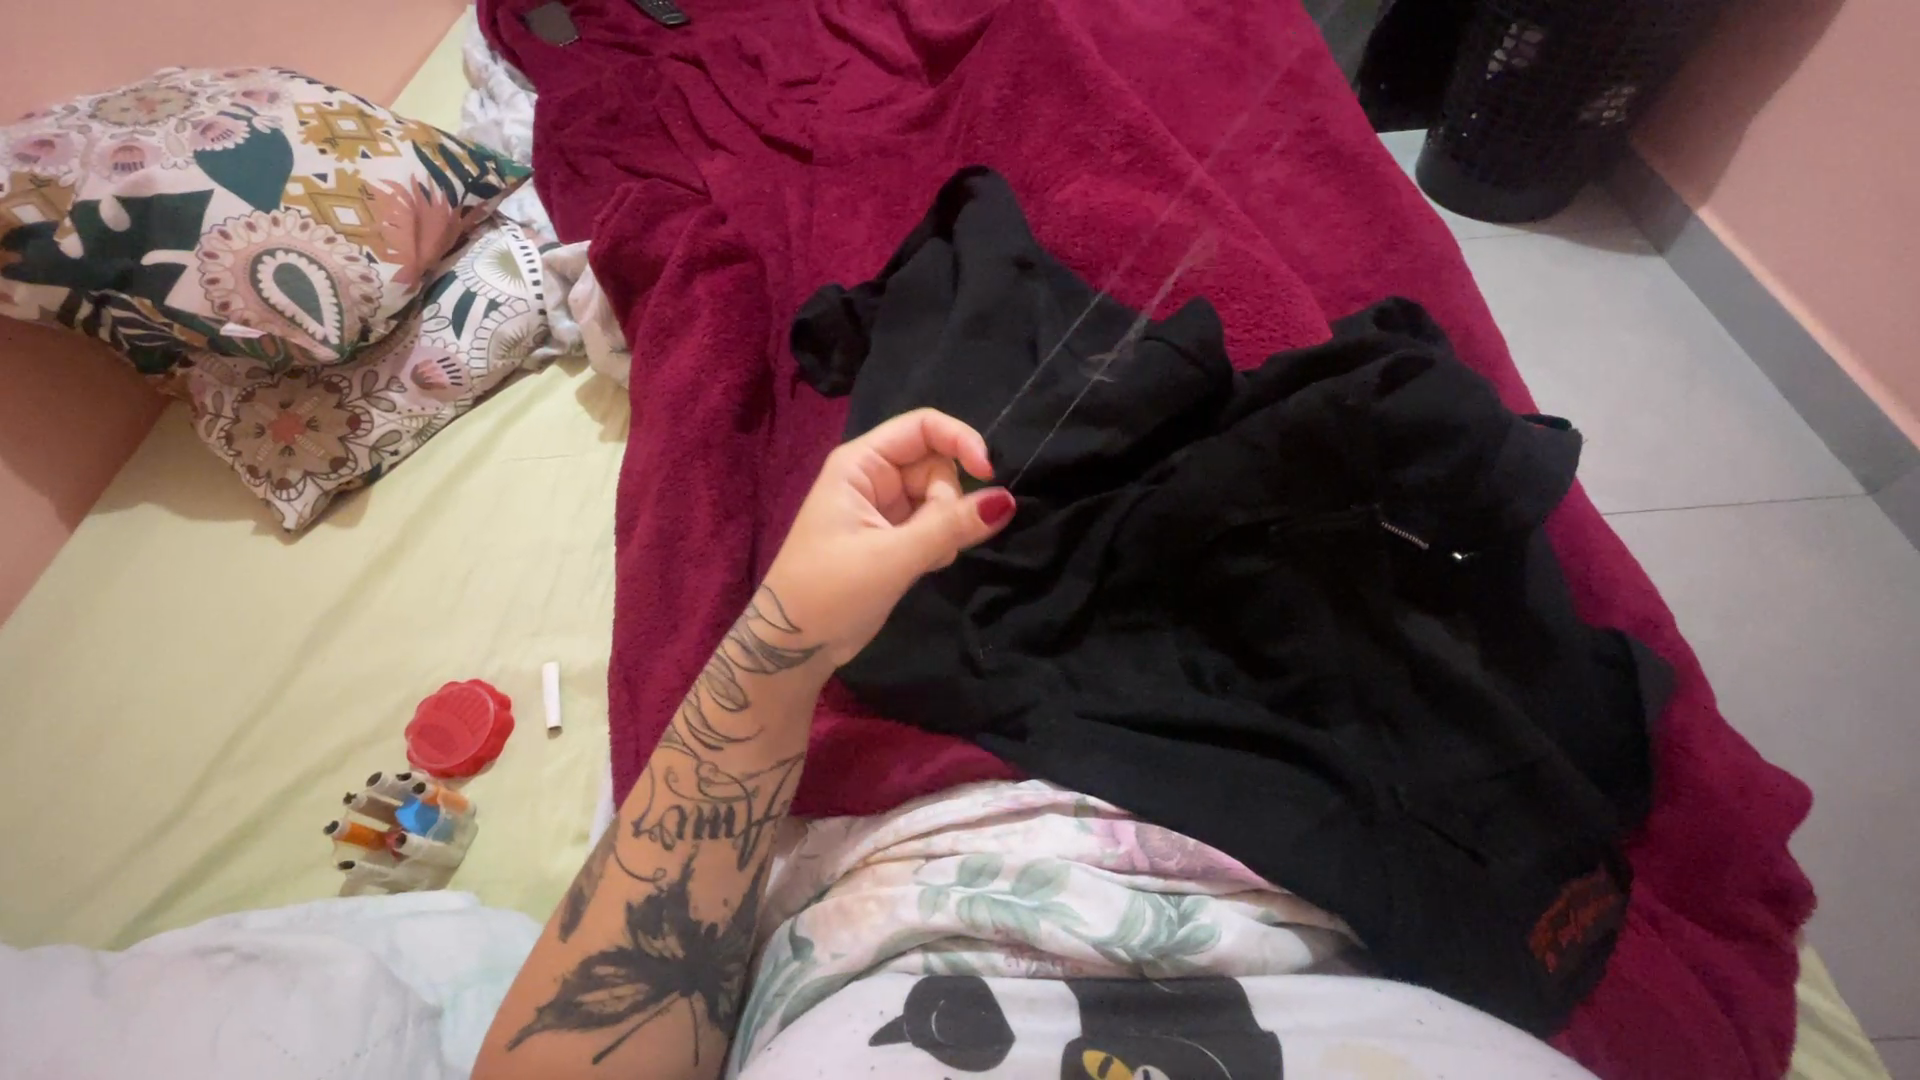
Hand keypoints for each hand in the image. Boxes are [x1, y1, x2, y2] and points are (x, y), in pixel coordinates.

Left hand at [763, 409, 1016, 665]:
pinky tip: (923, 568)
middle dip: (949, 500)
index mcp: (861, 463)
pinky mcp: (894, 539)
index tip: (989, 474)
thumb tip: (1007, 500)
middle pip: (938, 464)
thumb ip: (950, 526)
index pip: (923, 425)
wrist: (795, 645)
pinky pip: (935, 525)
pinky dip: (940, 544)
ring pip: (940, 498)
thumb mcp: (892, 557)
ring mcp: (884, 509)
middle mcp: (873, 477)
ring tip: (921, 560)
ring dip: (946, 526)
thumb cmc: (830, 591)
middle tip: (935, 539)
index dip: (961, 440)